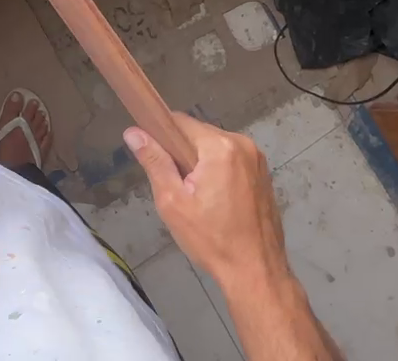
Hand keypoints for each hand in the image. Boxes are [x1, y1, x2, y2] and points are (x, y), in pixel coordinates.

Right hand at [126, 113, 290, 286]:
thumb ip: (154, 162)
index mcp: (220, 146)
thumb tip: (132, 132)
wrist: (258, 275)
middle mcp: (243, 144)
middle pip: (199, 134)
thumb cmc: (212, 240)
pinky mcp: (264, 174)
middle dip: (183, 153)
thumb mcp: (173, 202)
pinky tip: (217, 201)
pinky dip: (220, 171)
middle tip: (177, 186)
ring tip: (197, 197)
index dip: (162, 134)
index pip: (180, 121)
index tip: (154, 156)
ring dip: (202, 163)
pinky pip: (232, 160)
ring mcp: (257, 159)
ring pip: (215, 147)